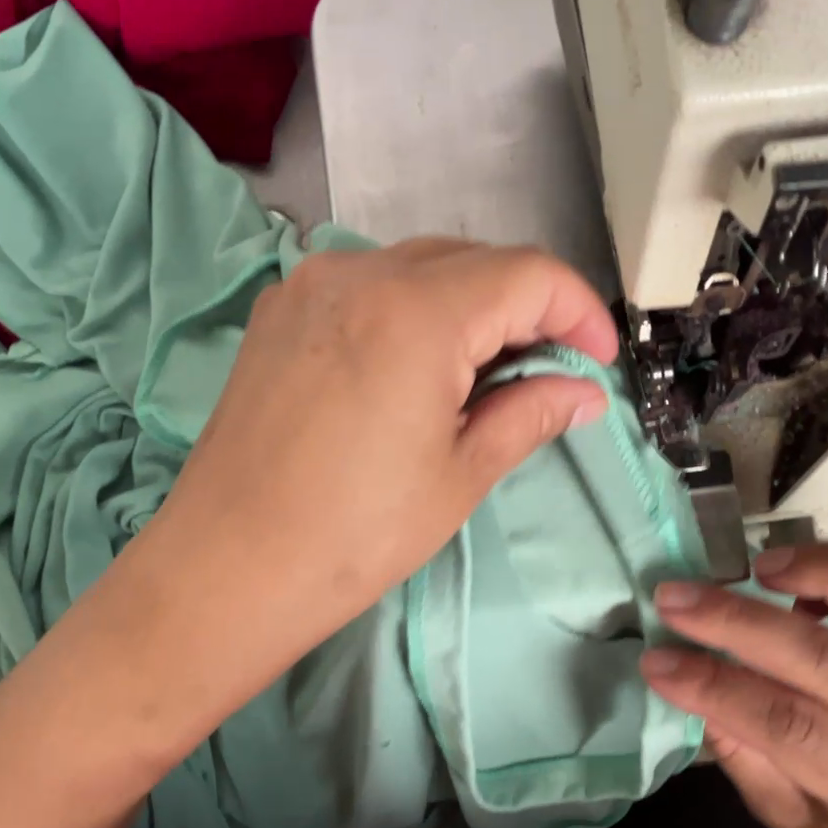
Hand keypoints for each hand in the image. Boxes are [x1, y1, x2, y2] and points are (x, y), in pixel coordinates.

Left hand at [148, 237, 616, 648]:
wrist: (230, 566)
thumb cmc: (357, 533)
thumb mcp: (460, 474)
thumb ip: (529, 414)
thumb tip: (584, 393)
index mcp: (416, 311)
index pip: (527, 274)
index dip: (578, 311)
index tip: (597, 360)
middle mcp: (359, 272)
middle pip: (474, 260)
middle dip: (527, 307)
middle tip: (550, 371)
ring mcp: (310, 286)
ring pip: (420, 267)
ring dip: (471, 306)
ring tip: (488, 372)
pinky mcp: (280, 313)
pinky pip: (369, 285)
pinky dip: (414, 310)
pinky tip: (420, 366)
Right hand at [640, 545, 827, 827]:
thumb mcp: (782, 815)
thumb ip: (743, 751)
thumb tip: (692, 679)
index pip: (792, 727)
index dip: (718, 688)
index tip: (656, 661)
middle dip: (742, 624)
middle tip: (676, 599)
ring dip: (824, 573)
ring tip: (758, 565)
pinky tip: (797, 571)